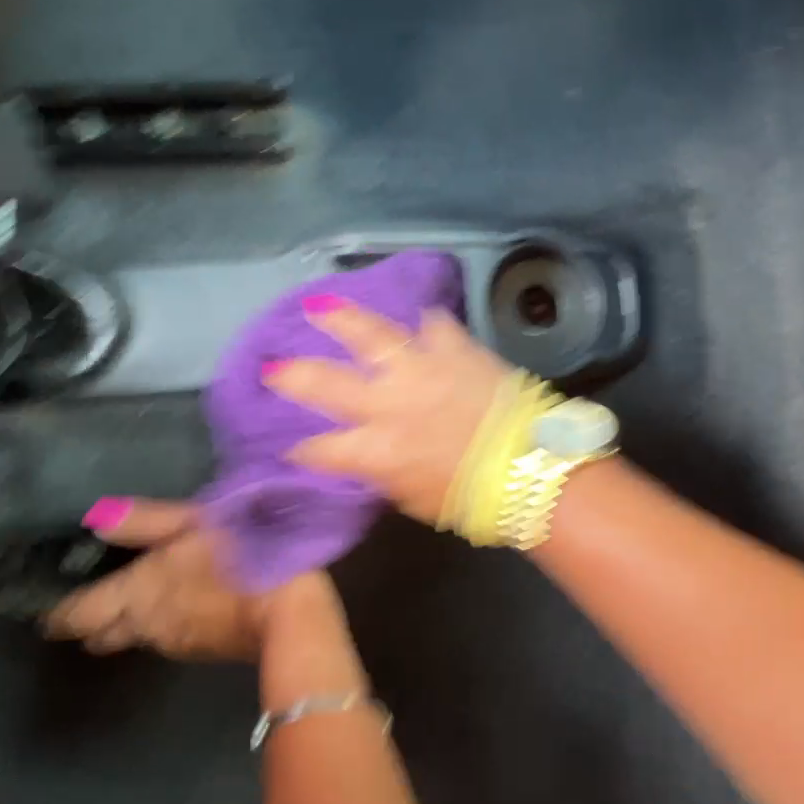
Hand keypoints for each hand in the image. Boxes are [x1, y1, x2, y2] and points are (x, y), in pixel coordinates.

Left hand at [43, 498, 299, 659]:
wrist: (290, 614)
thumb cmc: (244, 554)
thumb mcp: (200, 521)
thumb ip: (148, 521)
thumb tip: (97, 518)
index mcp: (136, 592)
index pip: (77, 614)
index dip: (58, 611)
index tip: (46, 604)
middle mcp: (144, 625)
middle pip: (100, 636)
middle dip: (89, 623)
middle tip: (89, 601)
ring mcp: (174, 643)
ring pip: (134, 637)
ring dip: (129, 623)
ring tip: (140, 597)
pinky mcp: (202, 651)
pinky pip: (167, 637)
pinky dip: (164, 623)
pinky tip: (185, 603)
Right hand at [266, 297, 514, 522]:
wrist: (530, 467)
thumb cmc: (472, 498)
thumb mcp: (413, 497)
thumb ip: (383, 471)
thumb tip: (367, 456)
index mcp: (375, 450)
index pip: (321, 449)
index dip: (305, 449)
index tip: (295, 446)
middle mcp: (388, 403)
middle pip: (326, 383)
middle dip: (294, 375)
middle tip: (273, 364)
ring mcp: (421, 368)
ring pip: (371, 333)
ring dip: (342, 318)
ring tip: (320, 305)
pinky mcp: (456, 348)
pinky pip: (434, 325)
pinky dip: (424, 323)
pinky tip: (417, 318)